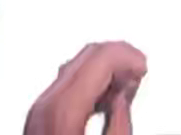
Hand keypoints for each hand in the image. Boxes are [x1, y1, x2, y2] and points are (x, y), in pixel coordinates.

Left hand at [24, 41, 147, 134]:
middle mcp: (46, 104)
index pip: (100, 57)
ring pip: (77, 65)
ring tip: (126, 86)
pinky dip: (90, 81)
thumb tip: (123, 95)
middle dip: (117, 57)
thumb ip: (119, 125)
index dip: (127, 56)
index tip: (144, 68)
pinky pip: (67, 84)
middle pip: (87, 55)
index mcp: (62, 110)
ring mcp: (37, 112)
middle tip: (138, 73)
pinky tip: (105, 98)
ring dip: (104, 68)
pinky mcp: (36, 121)